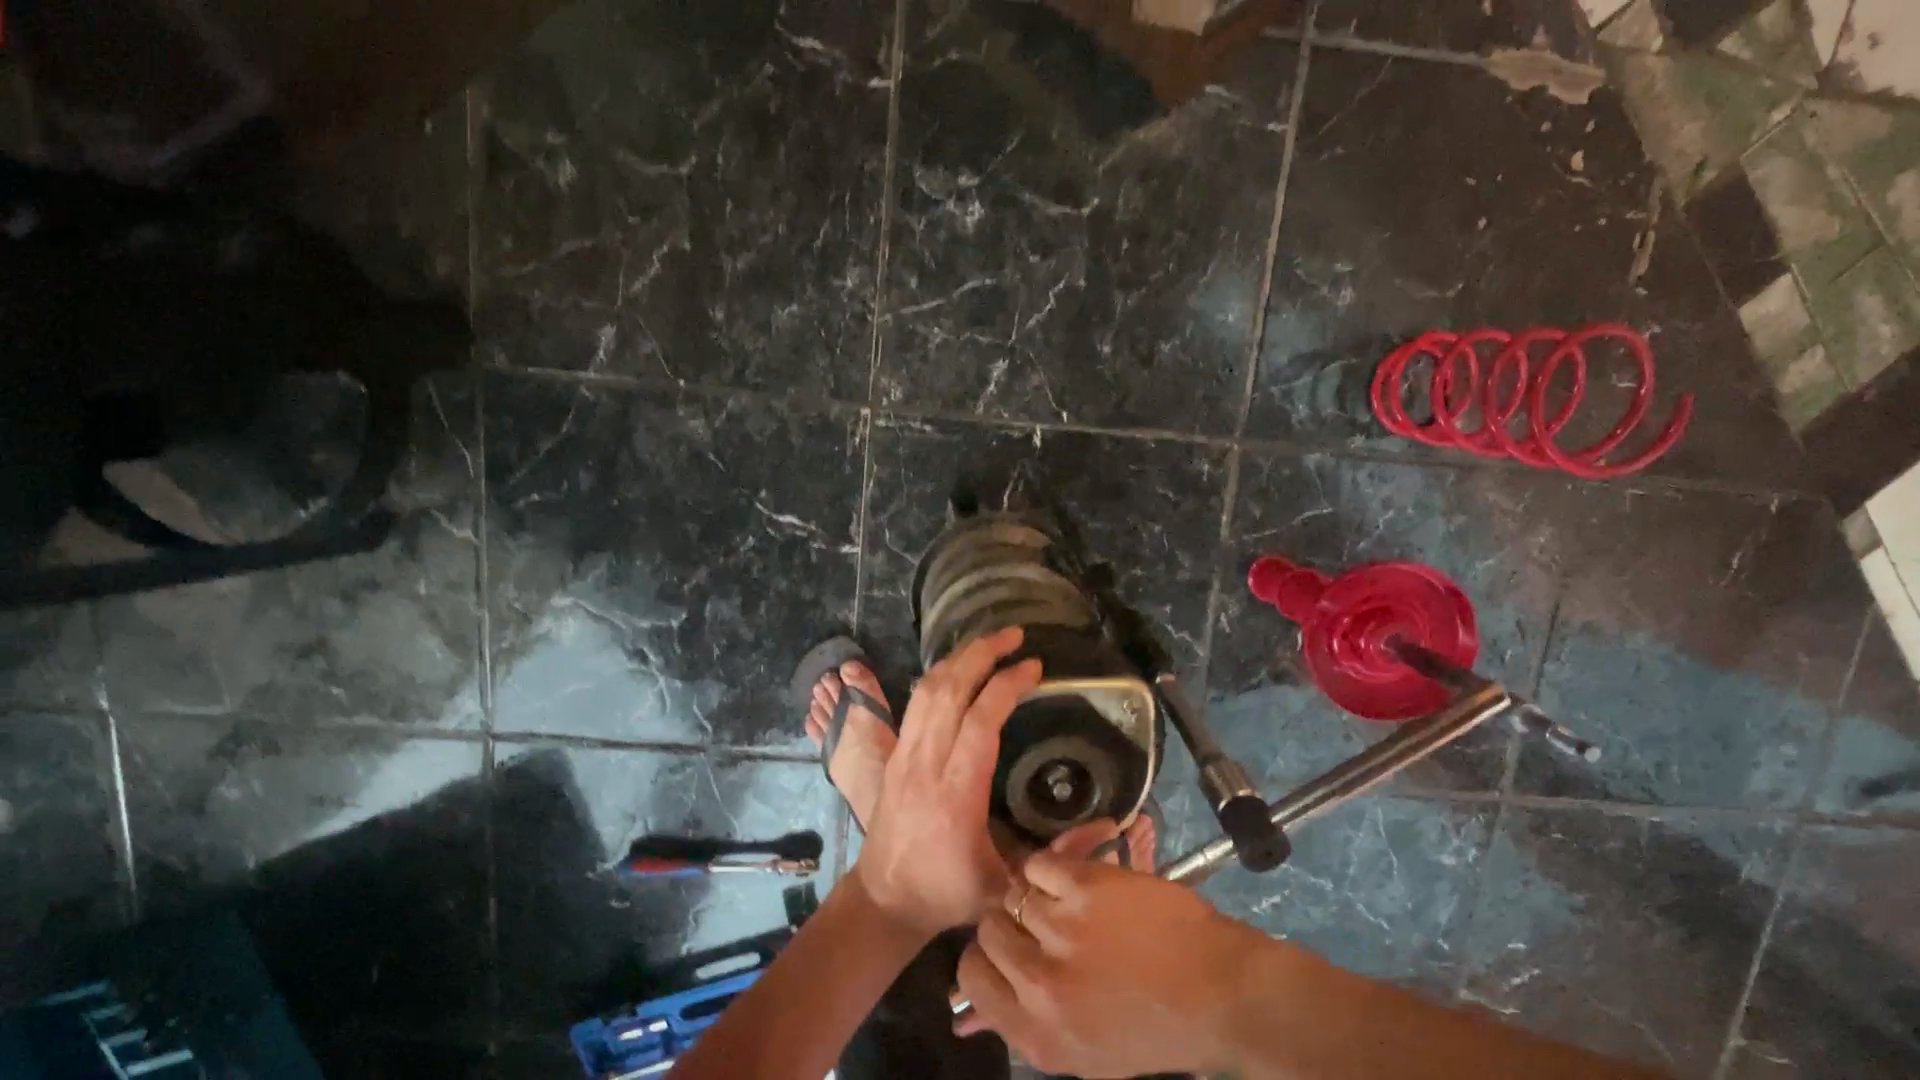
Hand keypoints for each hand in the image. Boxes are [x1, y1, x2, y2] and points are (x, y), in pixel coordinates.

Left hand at [853, 626, 1040, 936]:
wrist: (884, 901)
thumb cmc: (949, 895)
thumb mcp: (1010, 889)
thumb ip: (1060, 858)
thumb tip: (1113, 827)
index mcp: (956, 796)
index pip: (980, 723)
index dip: (1007, 686)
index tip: (1034, 667)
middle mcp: (925, 766)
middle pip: (948, 692)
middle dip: (981, 654)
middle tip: (1015, 634)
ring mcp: (904, 757)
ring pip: (926, 691)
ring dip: (958, 659)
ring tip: (990, 642)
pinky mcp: (893, 756)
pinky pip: (914, 703)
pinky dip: (938, 676)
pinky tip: (959, 668)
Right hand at [954, 848, 1281, 1077]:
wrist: (1222, 994)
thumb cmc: (1156, 1028)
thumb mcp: (1083, 1053)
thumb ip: (1024, 1024)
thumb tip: (963, 1017)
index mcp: (1036, 1034)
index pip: (971, 977)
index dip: (983, 958)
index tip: (1004, 949)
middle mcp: (1040, 985)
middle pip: (989, 930)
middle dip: (1011, 923)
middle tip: (1040, 923)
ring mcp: (1060, 931)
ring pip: (1014, 894)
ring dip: (1036, 895)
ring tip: (1067, 902)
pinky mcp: (1084, 887)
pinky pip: (1041, 864)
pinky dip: (1056, 867)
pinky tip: (1081, 880)